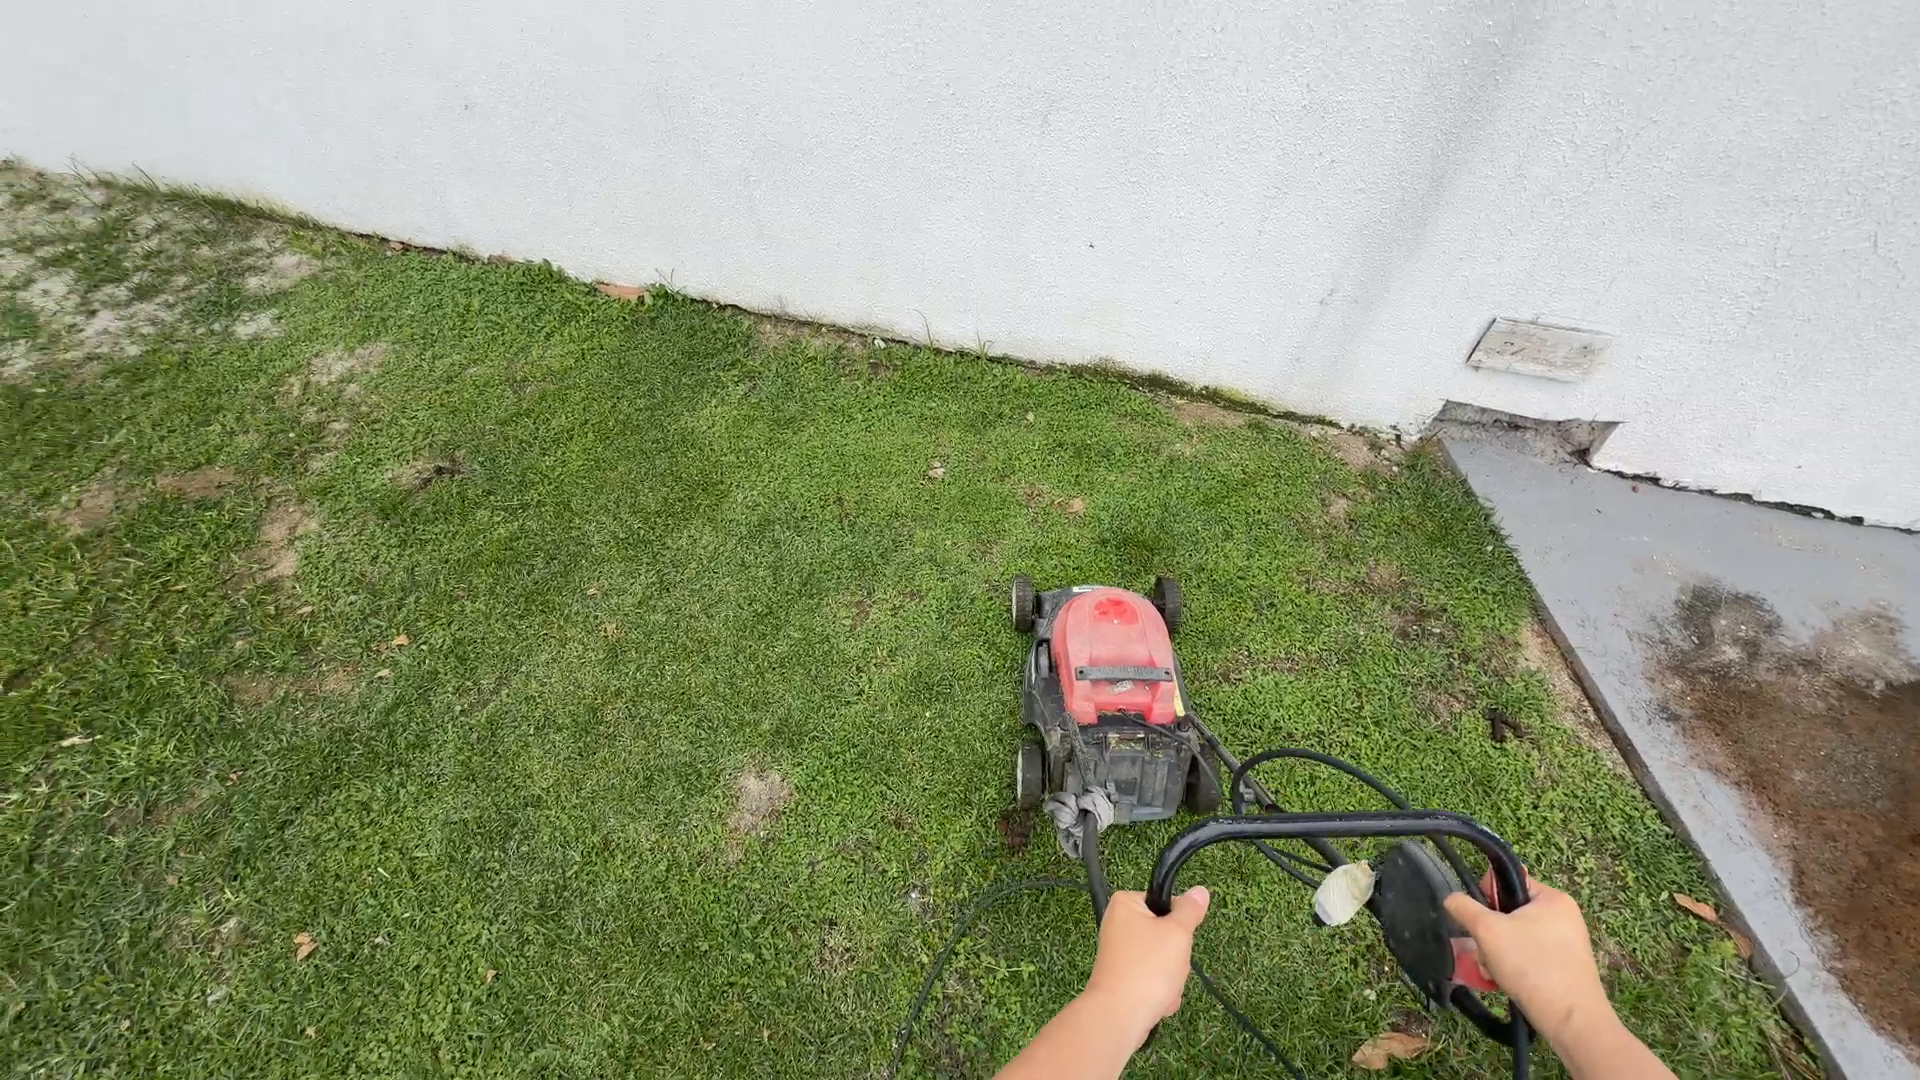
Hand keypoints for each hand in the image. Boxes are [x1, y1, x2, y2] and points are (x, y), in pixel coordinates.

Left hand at [1081, 888, 1209, 1043]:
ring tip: (1164, 986)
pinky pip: (1151, 976)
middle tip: (1171, 966)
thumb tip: (1200, 891)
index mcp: (1125, 903)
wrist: (1120, 1015)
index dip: (1178, 924)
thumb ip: (1190, 911)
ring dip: (1171, 976)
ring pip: (1161, 958)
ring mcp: (1119, 951)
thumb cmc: (1147, 968)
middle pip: (1164, 934)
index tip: (1178, 939)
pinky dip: (1160, 989)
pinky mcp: (1122, 975)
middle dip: (1175, 956)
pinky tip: (1158, 1000)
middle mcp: (1118, 923)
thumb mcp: (1177, 933)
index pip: (1165, 904)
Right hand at [1443, 874, 1611, 1043]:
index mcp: (1553, 899)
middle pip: (1507, 911)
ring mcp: (1566, 945)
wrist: (1572, 1023)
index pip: (1506, 881)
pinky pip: (1527, 955)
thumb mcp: (1486, 928)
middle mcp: (1564, 918)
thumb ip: (1462, 905)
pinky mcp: (1564, 968)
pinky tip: (1504, 980)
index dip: (1486, 896)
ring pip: (1514, 936)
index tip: (1481, 919)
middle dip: (1489, 932)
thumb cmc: (1532, 966)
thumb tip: (1451, 899)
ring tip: (1492, 969)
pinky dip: (1511, 964)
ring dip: (1495, 951)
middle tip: (1485, 950)